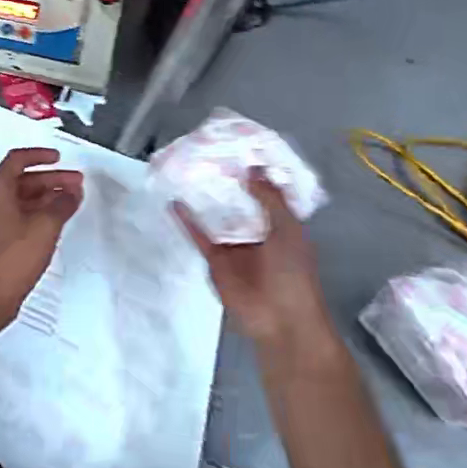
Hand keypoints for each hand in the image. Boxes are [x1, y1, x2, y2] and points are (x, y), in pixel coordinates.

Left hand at [0, 148, 83, 330]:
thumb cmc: (13, 257)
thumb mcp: (45, 225)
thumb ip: (61, 203)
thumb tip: (72, 191)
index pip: (17, 159)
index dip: (38, 155)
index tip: (58, 157)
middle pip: (24, 178)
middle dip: (51, 177)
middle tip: (76, 181)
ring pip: (25, 196)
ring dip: (49, 194)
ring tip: (74, 198)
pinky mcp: (3, 235)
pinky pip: (24, 213)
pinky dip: (42, 210)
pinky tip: (60, 217)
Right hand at [172, 168, 333, 353]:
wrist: (279, 319)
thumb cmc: (292, 273)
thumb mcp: (287, 231)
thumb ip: (269, 199)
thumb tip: (252, 167)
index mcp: (280, 225)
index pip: (266, 193)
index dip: (254, 173)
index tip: (238, 148)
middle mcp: (256, 232)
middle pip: (237, 201)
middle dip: (225, 181)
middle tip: (206, 152)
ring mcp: (233, 245)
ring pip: (216, 215)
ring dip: (204, 197)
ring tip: (187, 171)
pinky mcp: (214, 258)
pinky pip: (198, 234)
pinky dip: (186, 219)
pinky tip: (174, 201)